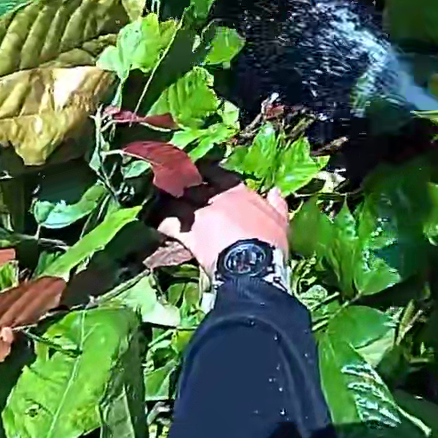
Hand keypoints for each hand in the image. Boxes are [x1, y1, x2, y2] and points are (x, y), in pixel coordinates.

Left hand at [155, 176, 289, 273]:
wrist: (253, 262)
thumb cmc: (269, 243)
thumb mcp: (280, 223)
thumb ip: (277, 205)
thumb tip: (275, 191)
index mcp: (239, 192)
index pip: (220, 176)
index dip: (208, 175)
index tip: (201, 175)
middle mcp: (216, 197)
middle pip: (193, 184)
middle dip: (183, 183)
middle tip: (173, 183)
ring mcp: (199, 212)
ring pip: (178, 200)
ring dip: (169, 200)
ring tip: (161, 200)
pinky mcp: (187, 231)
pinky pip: (168, 223)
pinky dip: (161, 222)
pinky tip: (157, 224)